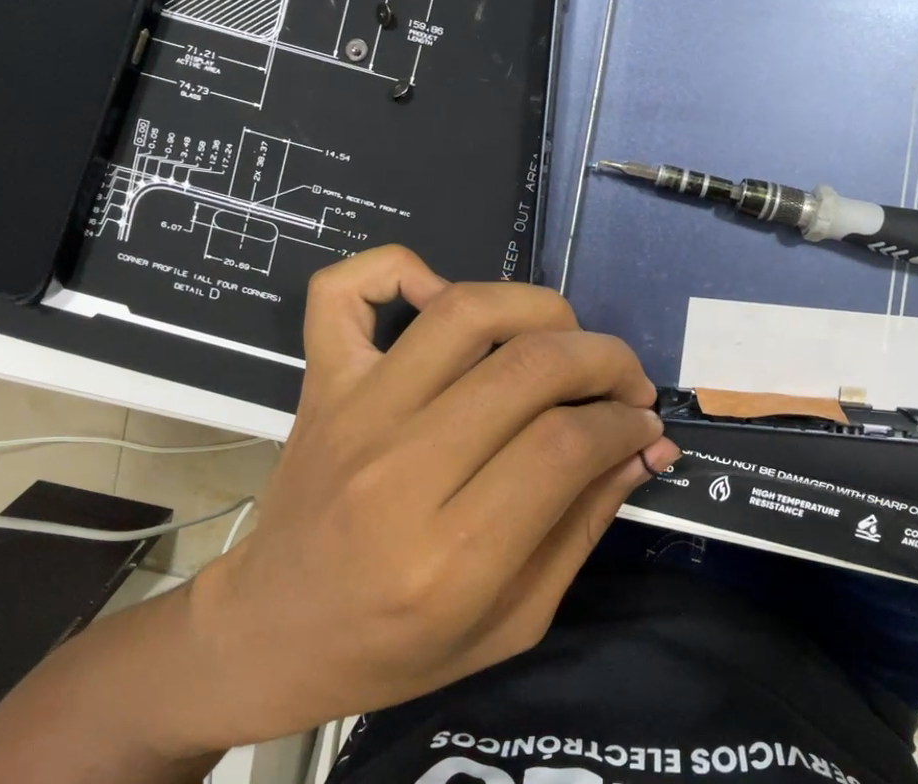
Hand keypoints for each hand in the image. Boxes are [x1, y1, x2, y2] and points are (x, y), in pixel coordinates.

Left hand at [181, 246, 676, 745]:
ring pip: (463, 313)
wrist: (272, 634)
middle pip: (529, 367)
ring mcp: (352, 415)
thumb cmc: (395, 649)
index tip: (642, 427)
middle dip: (604, 360)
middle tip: (624, 383)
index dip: (624, 423)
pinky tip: (441, 291)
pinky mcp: (320, 385)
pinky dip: (397, 267)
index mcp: (450, 556)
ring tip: (562, 340)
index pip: (565, 444)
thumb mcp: (513, 622)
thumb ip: (584, 527)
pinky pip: (345, 292)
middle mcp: (399, 472)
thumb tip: (645, 448)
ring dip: (538, 309)